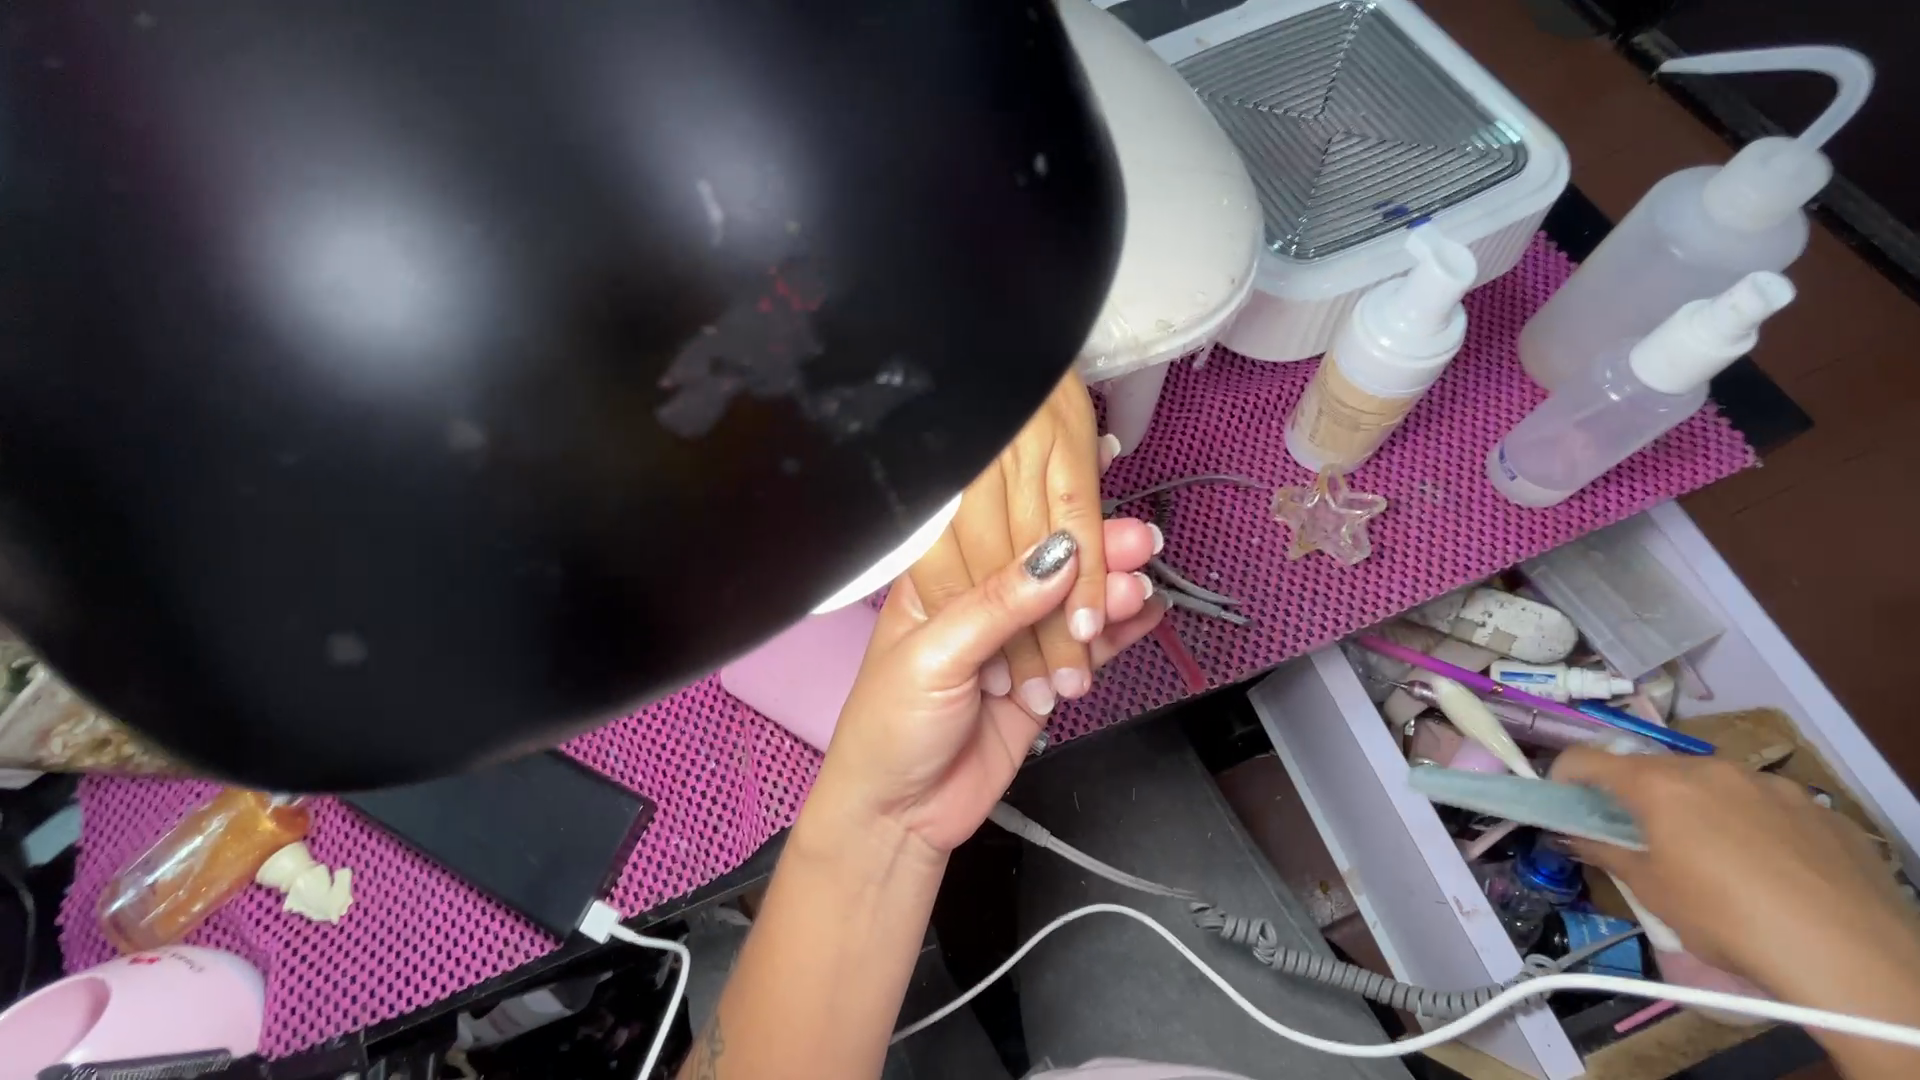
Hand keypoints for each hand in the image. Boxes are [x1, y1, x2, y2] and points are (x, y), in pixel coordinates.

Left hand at [908, 371, 1148, 721]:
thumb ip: (998, 606)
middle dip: (1093, 554)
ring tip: (1143, 586)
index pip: (1001, 536)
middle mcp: (981, 605)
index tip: (1095, 507)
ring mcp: (1015, 642)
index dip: (1049, 521)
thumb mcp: (936, 657)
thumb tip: (1057, 555)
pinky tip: (1147, 614)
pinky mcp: (1043, 679)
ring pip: (1070, 606)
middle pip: (1045, 568)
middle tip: (1139, 543)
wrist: (901, 815)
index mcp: (939, 582)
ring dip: (1110, 593)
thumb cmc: (889, 728)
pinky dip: (1117, 634)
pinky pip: (1085, 649)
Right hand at [1551, 749, 1919, 997]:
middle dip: (1634, 795)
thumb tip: (1573, 836)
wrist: (1855, 957)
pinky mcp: (1822, 811)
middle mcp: (1710, 770)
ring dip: (1695, 806)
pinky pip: (1766, 805)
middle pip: (1651, 769)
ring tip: (1711, 855)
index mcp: (1658, 784)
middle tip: (1638, 836)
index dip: (1562, 777)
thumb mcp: (1650, 890)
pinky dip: (1751, 823)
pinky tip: (1770, 868)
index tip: (1563, 804)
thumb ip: (1604, 851)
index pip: (1584, 759)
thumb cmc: (1728, 919)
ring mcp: (1772, 786)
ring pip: (1712, 783)